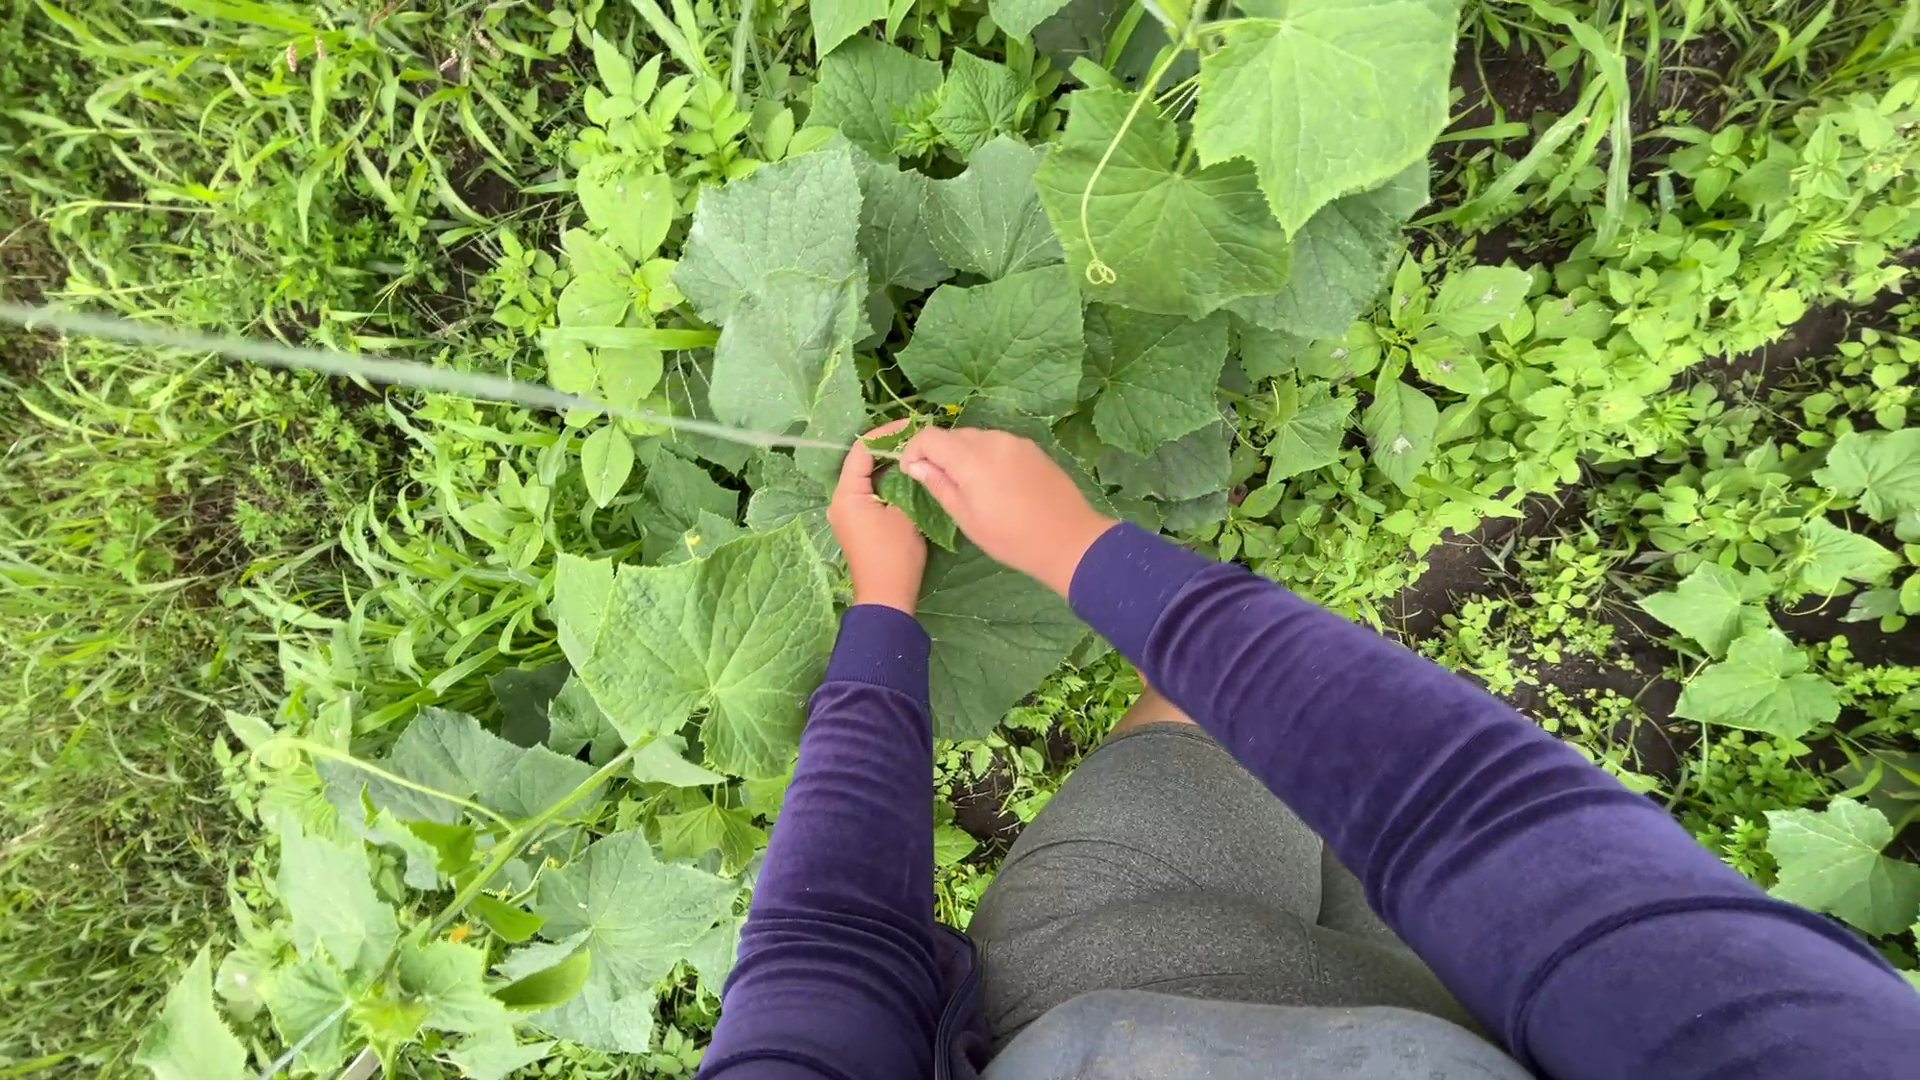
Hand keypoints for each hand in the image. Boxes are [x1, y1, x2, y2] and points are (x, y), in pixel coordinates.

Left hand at [829, 421, 926, 614]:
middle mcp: (840, 500)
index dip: (886, 434)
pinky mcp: (857, 523)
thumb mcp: (905, 514)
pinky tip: (908, 478)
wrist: (886, 597)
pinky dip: (886, 483)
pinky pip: (869, 493)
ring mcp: (847, 513)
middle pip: (862, 462)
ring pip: (867, 477)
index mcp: (847, 494)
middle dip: (889, 448)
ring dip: (889, 466)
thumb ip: (906, 483)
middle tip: (917, 437)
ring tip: (916, 453)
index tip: (911, 425)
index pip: (862, 449)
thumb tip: (913, 460)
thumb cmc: (895, 556)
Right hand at [900, 427, 1115, 596]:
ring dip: (965, 455)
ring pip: (977, 438)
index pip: (929, 437)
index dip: (914, 451)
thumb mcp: (967, 518)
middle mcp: (993, 440)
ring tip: (973, 488)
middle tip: (943, 485)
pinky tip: (998, 485)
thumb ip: (940, 485)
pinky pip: (999, 444)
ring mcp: (1016, 441)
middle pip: (954, 435)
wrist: (1068, 540)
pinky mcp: (1033, 448)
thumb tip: (916, 465)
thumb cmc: (1011, 538)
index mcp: (972, 458)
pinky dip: (987, 457)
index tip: (913, 473)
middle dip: (940, 454)